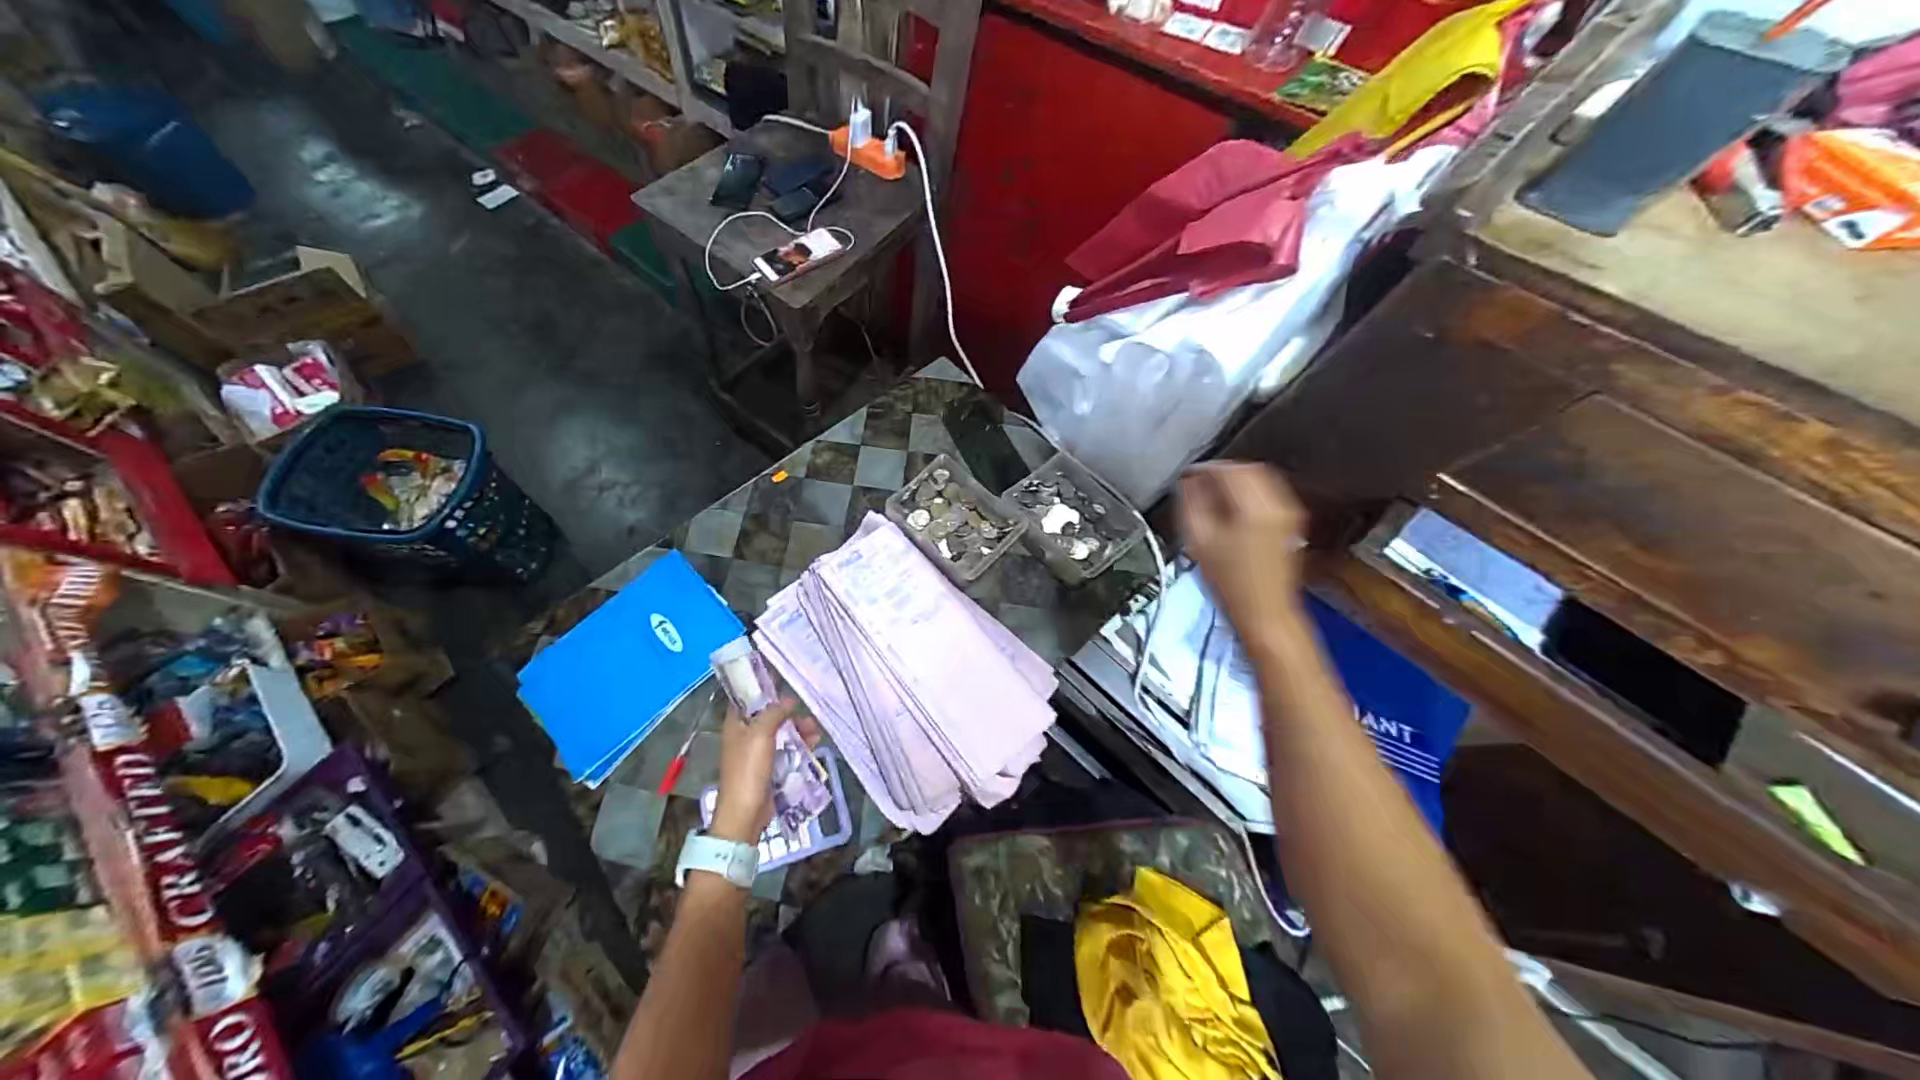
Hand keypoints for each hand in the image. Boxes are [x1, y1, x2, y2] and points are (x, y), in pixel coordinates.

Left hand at [710, 697, 820, 843]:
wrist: (746, 812)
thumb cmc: (748, 769)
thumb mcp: (760, 734)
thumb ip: (774, 713)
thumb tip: (788, 700)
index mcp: (736, 724)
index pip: (748, 699)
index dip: (765, 692)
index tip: (787, 687)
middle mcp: (745, 735)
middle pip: (770, 717)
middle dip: (790, 715)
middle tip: (808, 717)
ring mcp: (757, 752)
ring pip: (781, 733)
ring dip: (798, 730)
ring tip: (815, 732)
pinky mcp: (769, 767)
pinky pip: (786, 749)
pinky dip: (799, 745)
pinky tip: (813, 743)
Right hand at [1177, 462, 1309, 646]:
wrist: (1264, 612)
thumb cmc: (1229, 582)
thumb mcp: (1199, 541)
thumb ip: (1191, 504)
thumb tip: (1188, 483)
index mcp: (1254, 507)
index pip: (1229, 470)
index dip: (1206, 468)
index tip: (1189, 475)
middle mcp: (1278, 504)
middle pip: (1249, 470)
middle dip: (1222, 472)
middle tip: (1199, 482)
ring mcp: (1289, 513)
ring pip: (1261, 480)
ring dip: (1236, 481)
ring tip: (1213, 494)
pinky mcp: (1291, 523)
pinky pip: (1269, 493)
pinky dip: (1249, 493)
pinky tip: (1232, 507)